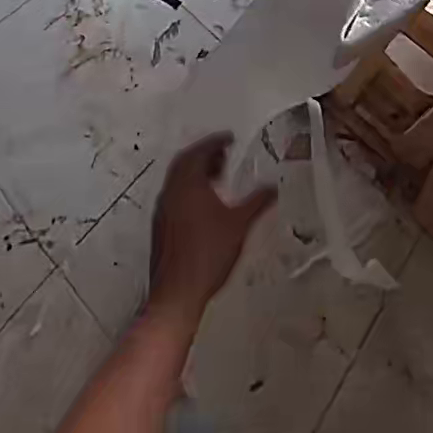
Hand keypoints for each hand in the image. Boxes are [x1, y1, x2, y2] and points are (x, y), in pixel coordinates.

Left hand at [147, 133, 276, 322]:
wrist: (177, 293)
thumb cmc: (206, 256)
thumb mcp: (240, 225)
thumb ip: (258, 202)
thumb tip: (272, 188)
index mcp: (188, 183)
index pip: (199, 151)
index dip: (215, 141)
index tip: (228, 139)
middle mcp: (171, 191)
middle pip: (185, 161)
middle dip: (205, 154)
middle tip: (223, 154)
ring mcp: (163, 209)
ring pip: (178, 178)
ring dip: (197, 172)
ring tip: (218, 177)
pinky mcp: (161, 226)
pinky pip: (174, 195)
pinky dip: (189, 189)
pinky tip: (205, 204)